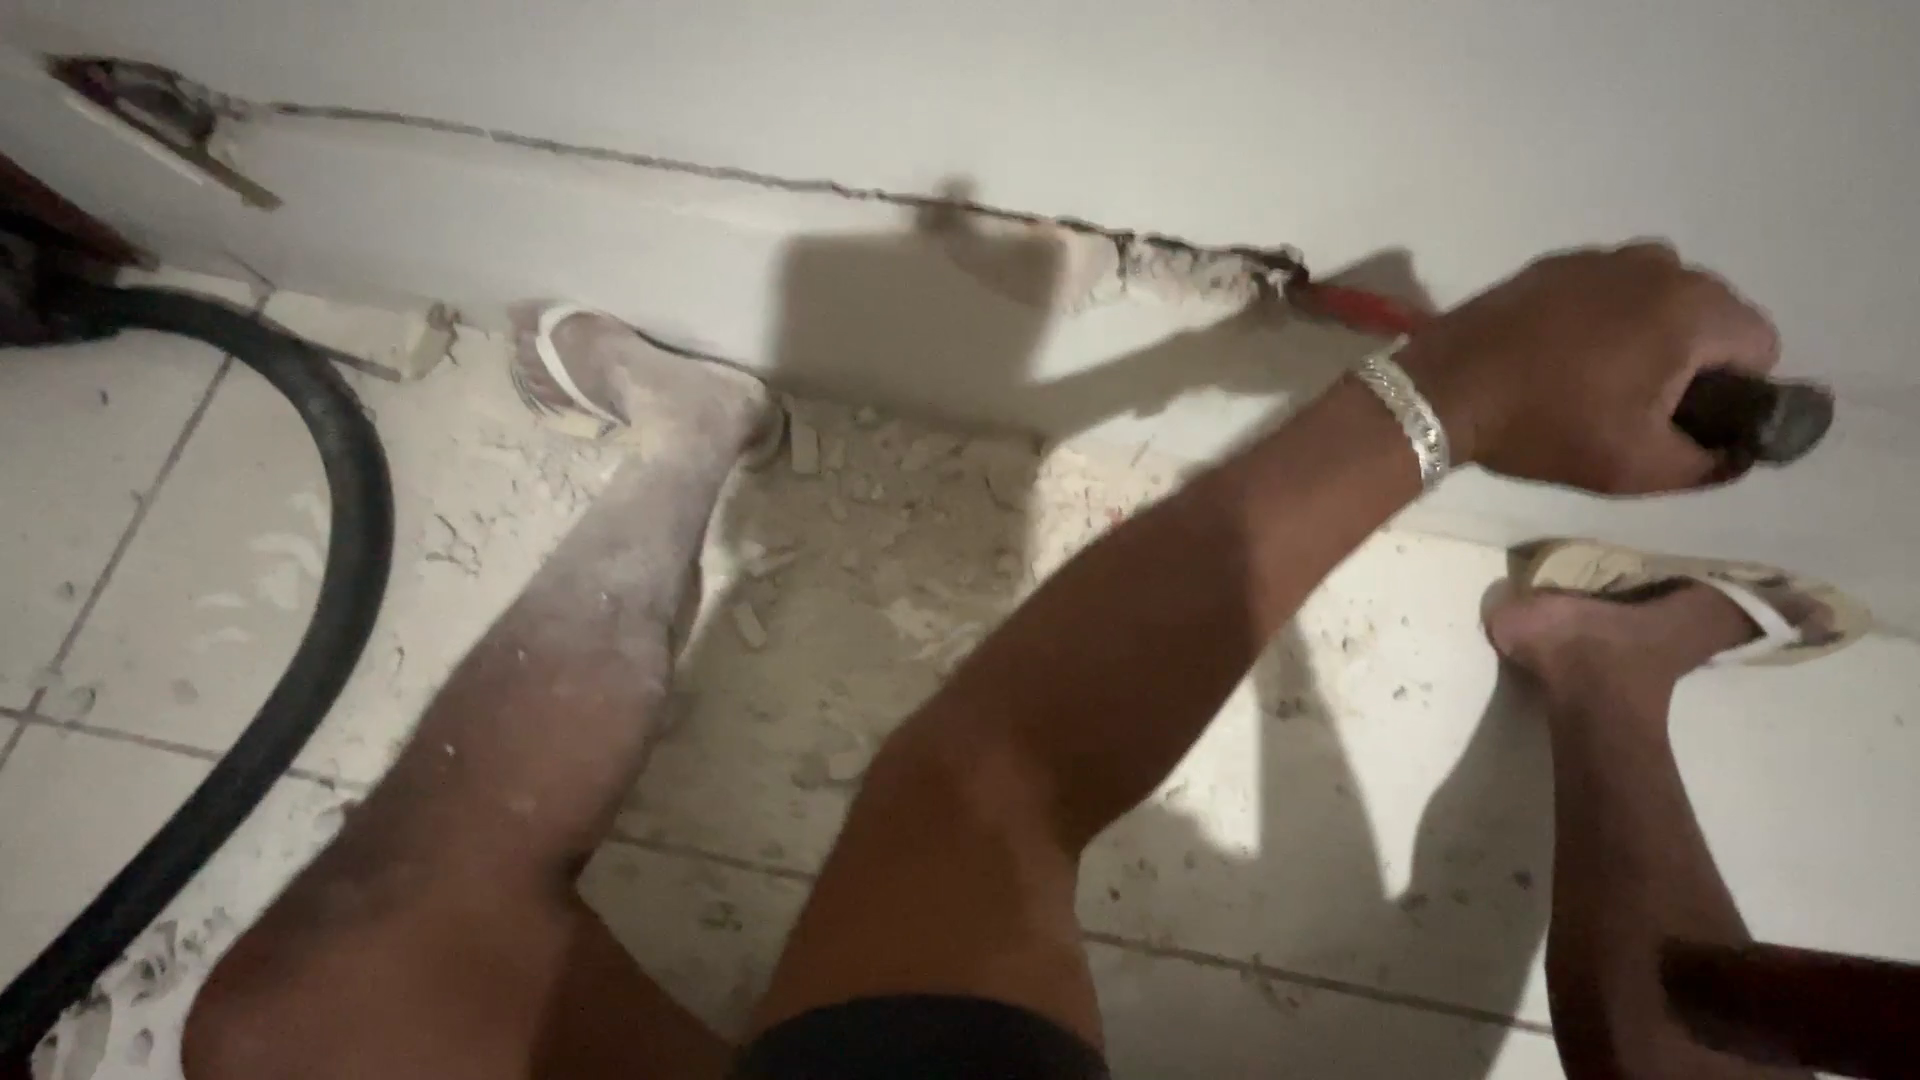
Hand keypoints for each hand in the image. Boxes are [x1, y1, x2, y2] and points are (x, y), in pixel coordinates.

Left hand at [1399, 242, 1780, 494]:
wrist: (1435, 393)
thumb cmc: (1539, 426)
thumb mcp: (1634, 467)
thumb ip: (1708, 464)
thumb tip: (1735, 452)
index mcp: (1694, 305)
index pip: (1757, 348)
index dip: (1725, 393)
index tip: (1672, 420)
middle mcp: (1653, 264)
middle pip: (1701, 319)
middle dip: (1678, 363)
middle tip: (1619, 407)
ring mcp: (1591, 259)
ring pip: (1645, 304)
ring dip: (1631, 340)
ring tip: (1578, 384)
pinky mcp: (1540, 268)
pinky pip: (1591, 296)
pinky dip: (1583, 324)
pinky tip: (1545, 359)